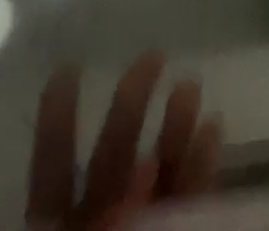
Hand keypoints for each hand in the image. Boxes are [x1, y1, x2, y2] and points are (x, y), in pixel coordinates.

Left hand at [28, 51, 220, 230]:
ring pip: (157, 164)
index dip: (58, 116)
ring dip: (174, 123)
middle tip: (154, 55)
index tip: (68, 66)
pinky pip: (188, 190)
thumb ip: (100, 211)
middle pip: (113, 151)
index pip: (54, 161)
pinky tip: (214, 126)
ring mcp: (140, 216)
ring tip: (189, 83)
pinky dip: (202, 159)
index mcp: (56, 220)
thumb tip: (144, 167)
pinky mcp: (177, 220)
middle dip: (132, 101)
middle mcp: (98, 211)